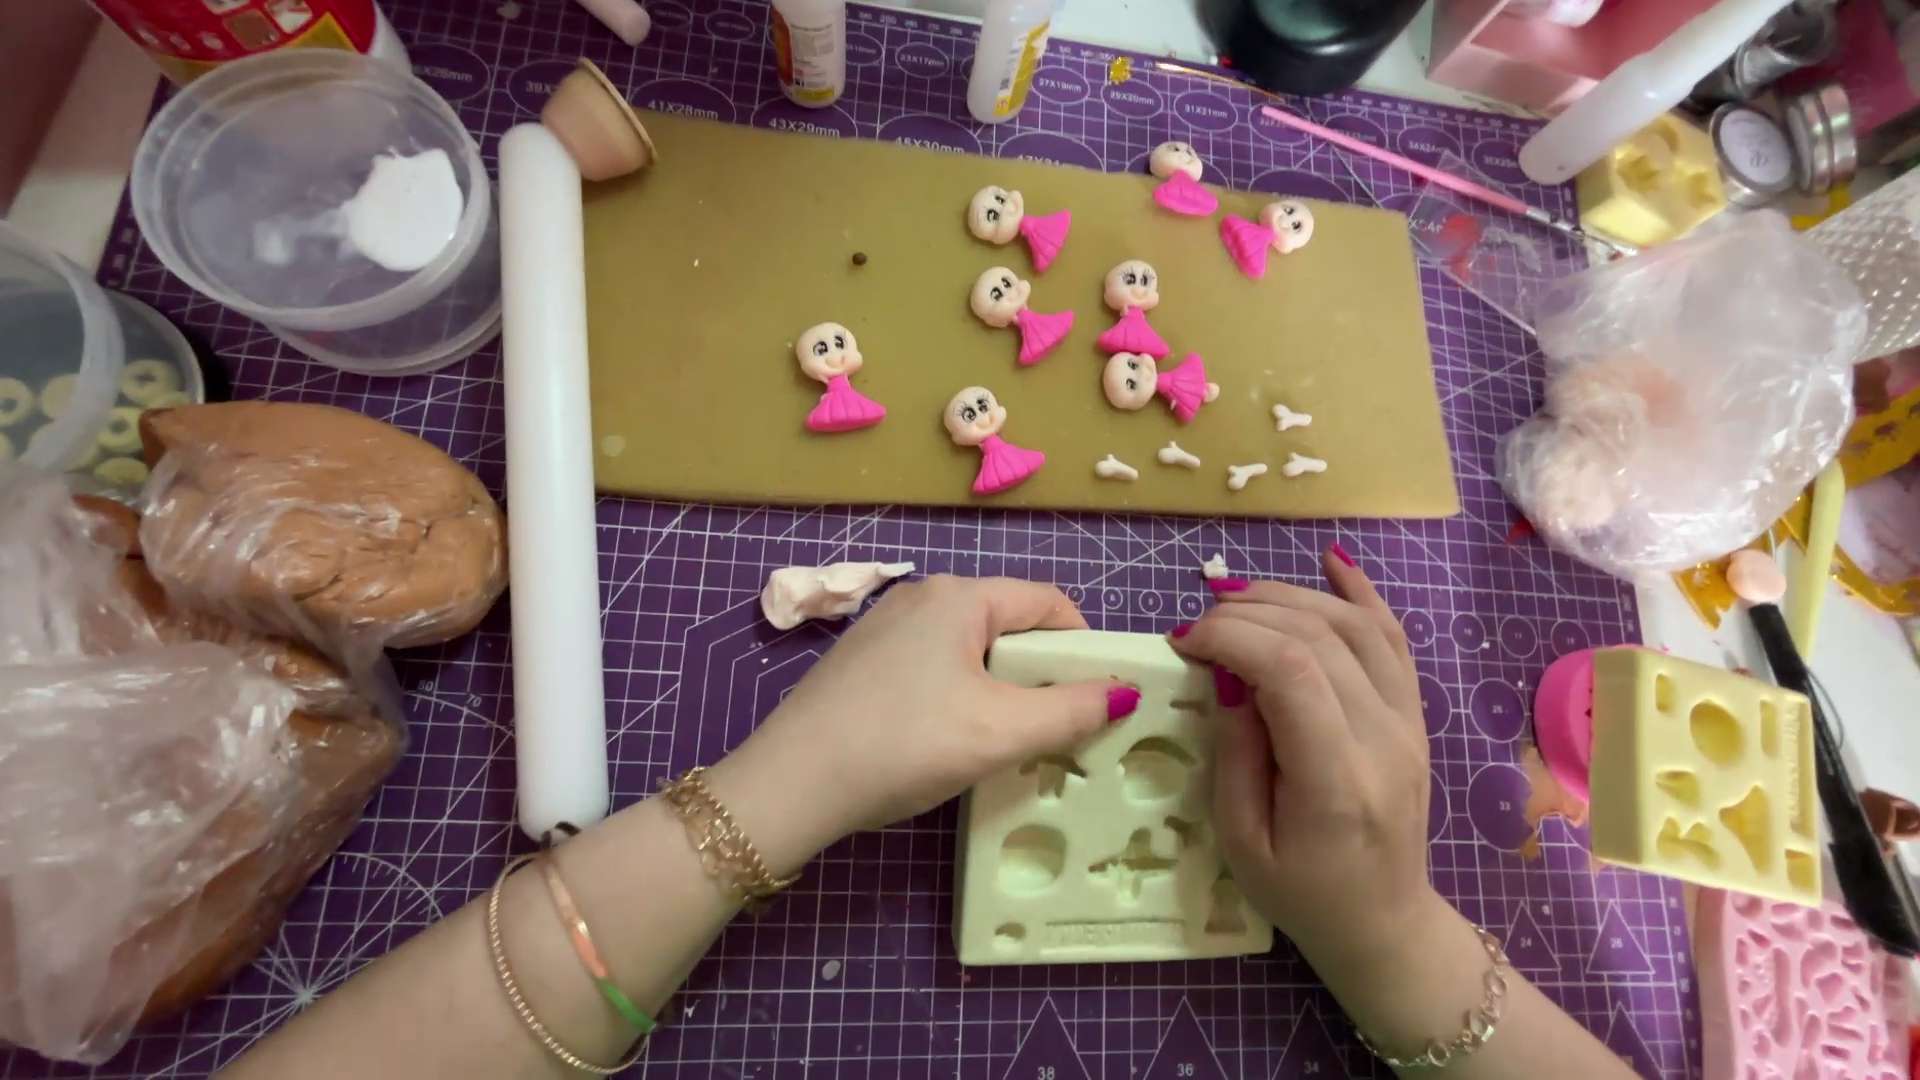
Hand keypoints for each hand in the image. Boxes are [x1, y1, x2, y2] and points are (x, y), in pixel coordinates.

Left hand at [714, 576, 1135, 861]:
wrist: (792, 782)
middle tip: (1054, 723)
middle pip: (1008, 622)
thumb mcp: (1001, 731)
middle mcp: (921, 596)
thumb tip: (1125, 690)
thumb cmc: (906, 744)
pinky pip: (933, 662)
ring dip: (1000, 684)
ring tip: (1005, 736)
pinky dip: (959, 690)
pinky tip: (948, 734)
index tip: (1098, 693)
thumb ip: (1072, 710)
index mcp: (959, 596)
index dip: (1083, 643)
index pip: (1046, 602)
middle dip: (1041, 669)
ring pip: (969, 645)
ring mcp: (885, 625)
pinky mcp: (862, 658)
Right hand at [1170, 549, 1434, 967]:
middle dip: (1247, 611)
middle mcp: (1386, 739)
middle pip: (1320, 636)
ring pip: (1356, 625)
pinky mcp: (1414, 714)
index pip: (1291, 670)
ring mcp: (1410, 722)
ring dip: (1289, 595)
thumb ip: (1236, 748)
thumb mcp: (1241, 836)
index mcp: (1338, 780)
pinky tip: (1330, 562)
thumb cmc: (1301, 893)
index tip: (1183, 641)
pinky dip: (1361, 594)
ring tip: (1236, 595)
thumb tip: (1226, 671)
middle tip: (1198, 622)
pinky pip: (1393, 639)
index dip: (1231, 636)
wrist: (1384, 923)